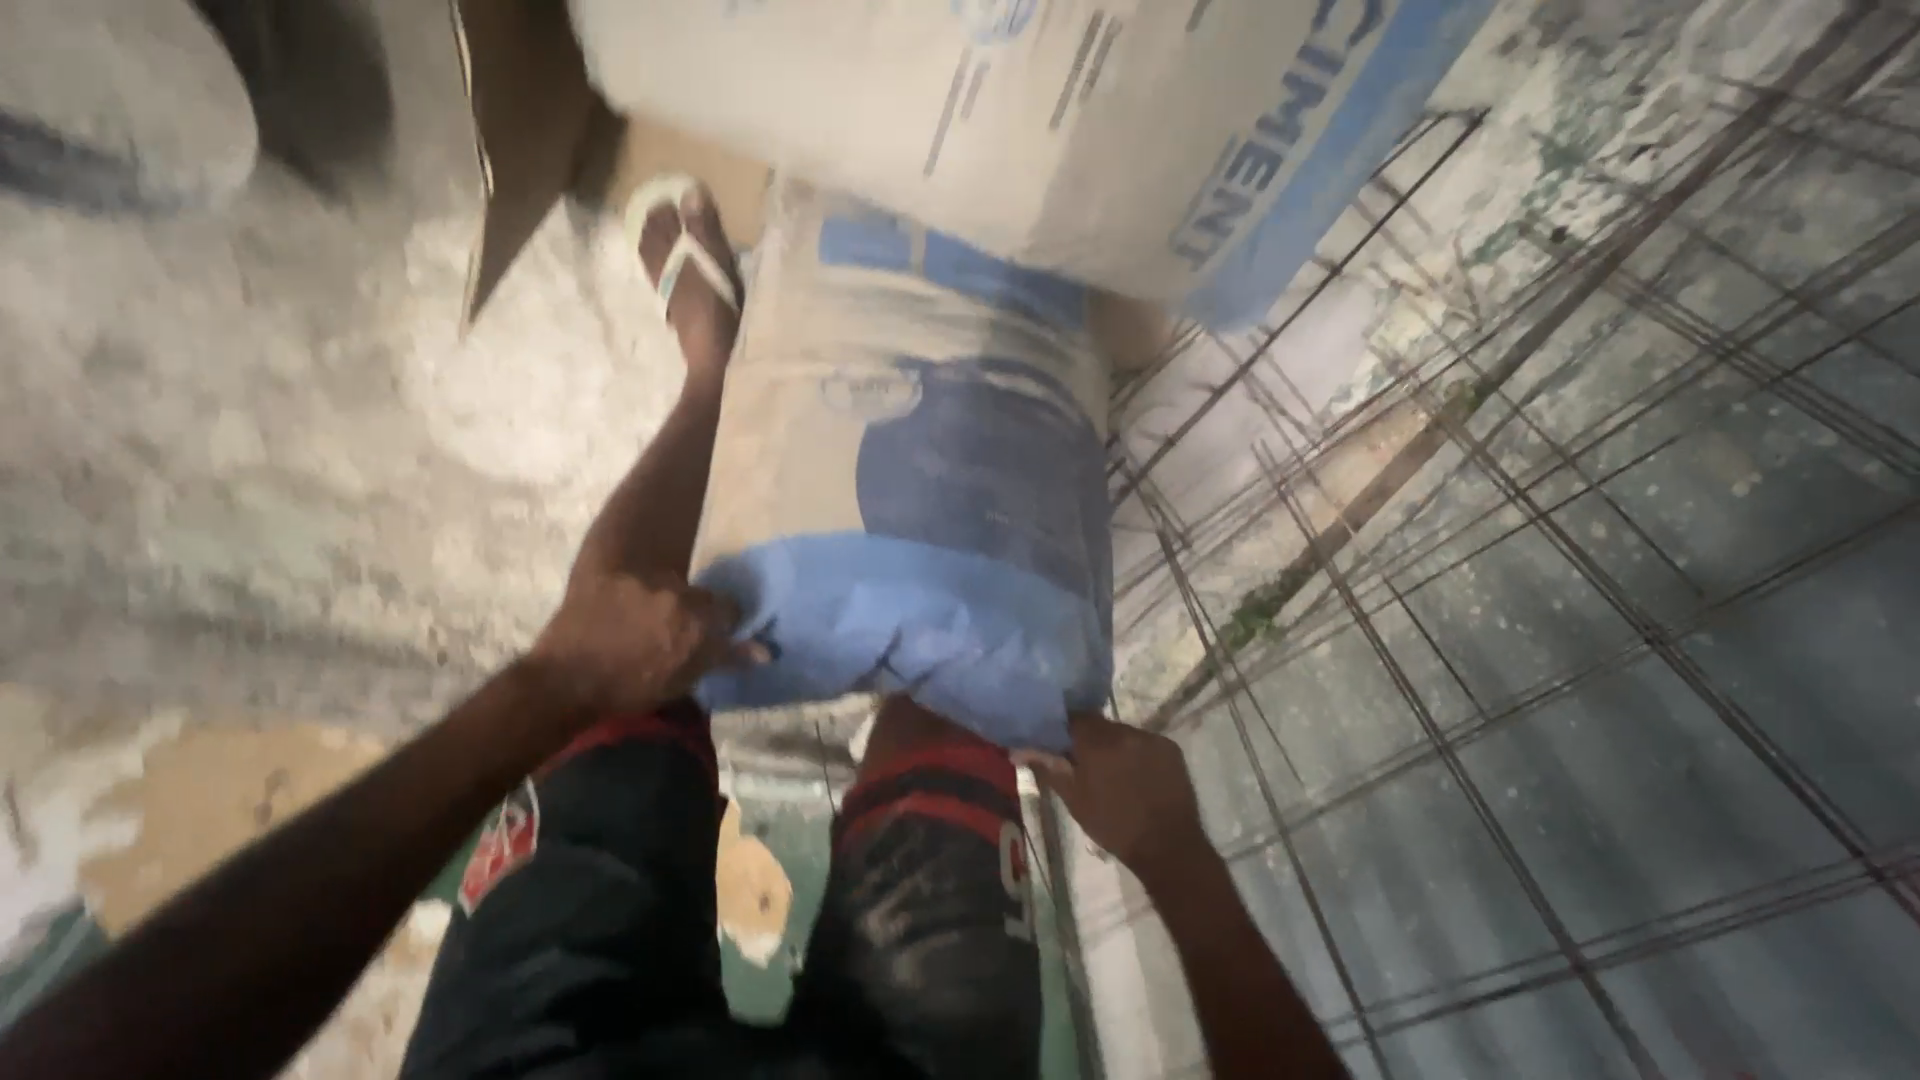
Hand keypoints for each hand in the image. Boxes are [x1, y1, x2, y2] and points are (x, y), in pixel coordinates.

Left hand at [527, 572, 752, 714]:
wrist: (567, 682)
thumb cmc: (630, 689)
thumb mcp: (685, 679)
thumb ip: (727, 657)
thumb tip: (767, 652)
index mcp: (699, 621)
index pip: (730, 608)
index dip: (721, 623)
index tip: (708, 636)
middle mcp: (678, 594)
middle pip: (700, 595)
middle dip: (692, 611)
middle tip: (673, 631)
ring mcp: (645, 581)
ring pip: (668, 584)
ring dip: (662, 600)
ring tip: (642, 622)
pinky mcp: (614, 573)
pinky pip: (637, 578)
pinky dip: (634, 592)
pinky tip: (620, 611)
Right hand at [1019, 714, 1212, 884]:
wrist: (1167, 847)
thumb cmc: (1113, 826)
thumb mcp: (1074, 800)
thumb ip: (1048, 768)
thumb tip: (1018, 750)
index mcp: (1098, 743)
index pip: (1073, 718)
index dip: (1063, 728)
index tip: (1058, 743)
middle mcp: (1126, 732)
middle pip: (1099, 725)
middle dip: (1089, 739)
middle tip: (1083, 762)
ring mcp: (1151, 738)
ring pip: (1122, 733)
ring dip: (1113, 746)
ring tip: (1112, 773)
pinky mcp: (1170, 748)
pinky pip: (1144, 742)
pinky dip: (1135, 752)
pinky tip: (1136, 775)